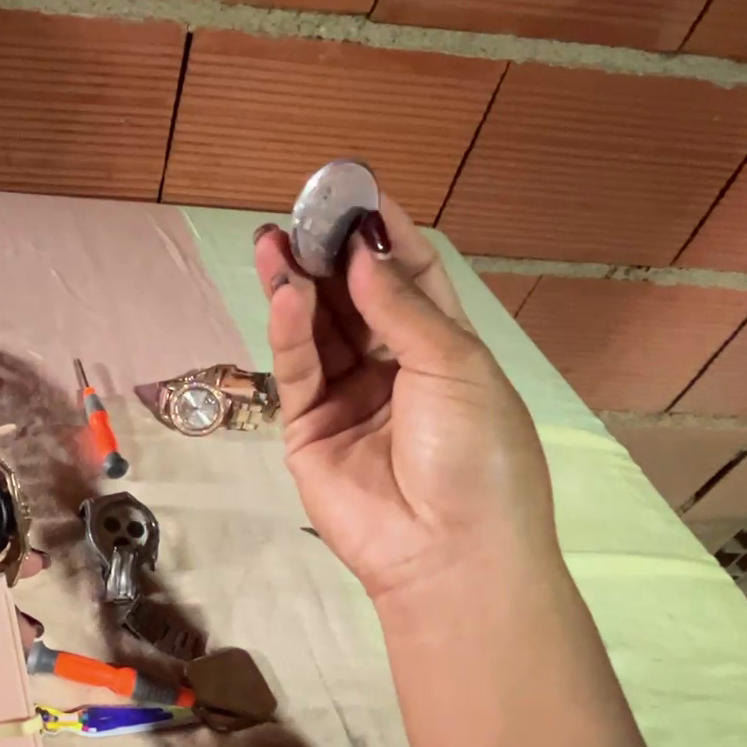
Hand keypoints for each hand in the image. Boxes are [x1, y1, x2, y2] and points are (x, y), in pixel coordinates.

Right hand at [257, 200, 558, 607]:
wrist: (444, 553)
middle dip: (329, 256)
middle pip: (354, 299)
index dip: (385, 236)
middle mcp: (393, 367)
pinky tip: (284, 295)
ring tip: (271, 241)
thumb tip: (362, 252)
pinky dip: (289, 332)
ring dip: (296, 285)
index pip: (411, 278)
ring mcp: (347, 397)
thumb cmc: (475, 454)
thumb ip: (400, 308)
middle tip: (300, 214)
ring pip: (317, 330)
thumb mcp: (455, 367)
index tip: (356, 194)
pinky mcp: (307, 427)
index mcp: (445, 350)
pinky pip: (296, 370)